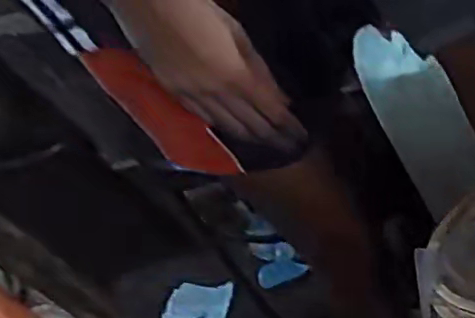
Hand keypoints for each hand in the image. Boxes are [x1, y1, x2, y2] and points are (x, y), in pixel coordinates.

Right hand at [109, 0, 305, 144]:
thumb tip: (283, 99)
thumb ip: (261, 70)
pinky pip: (203, 119)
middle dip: (276, 139)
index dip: (291, 128)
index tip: (302, 136)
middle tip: (288, 146)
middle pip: (256, 128)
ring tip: (264, 141)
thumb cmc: (194, 5)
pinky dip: (222, 126)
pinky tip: (231, 128)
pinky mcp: (173, 91)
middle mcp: (218, 93)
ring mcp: (194, 94)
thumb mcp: (236, 33)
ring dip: (251, 137)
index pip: (274, 114)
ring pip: (231, 128)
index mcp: (237, 76)